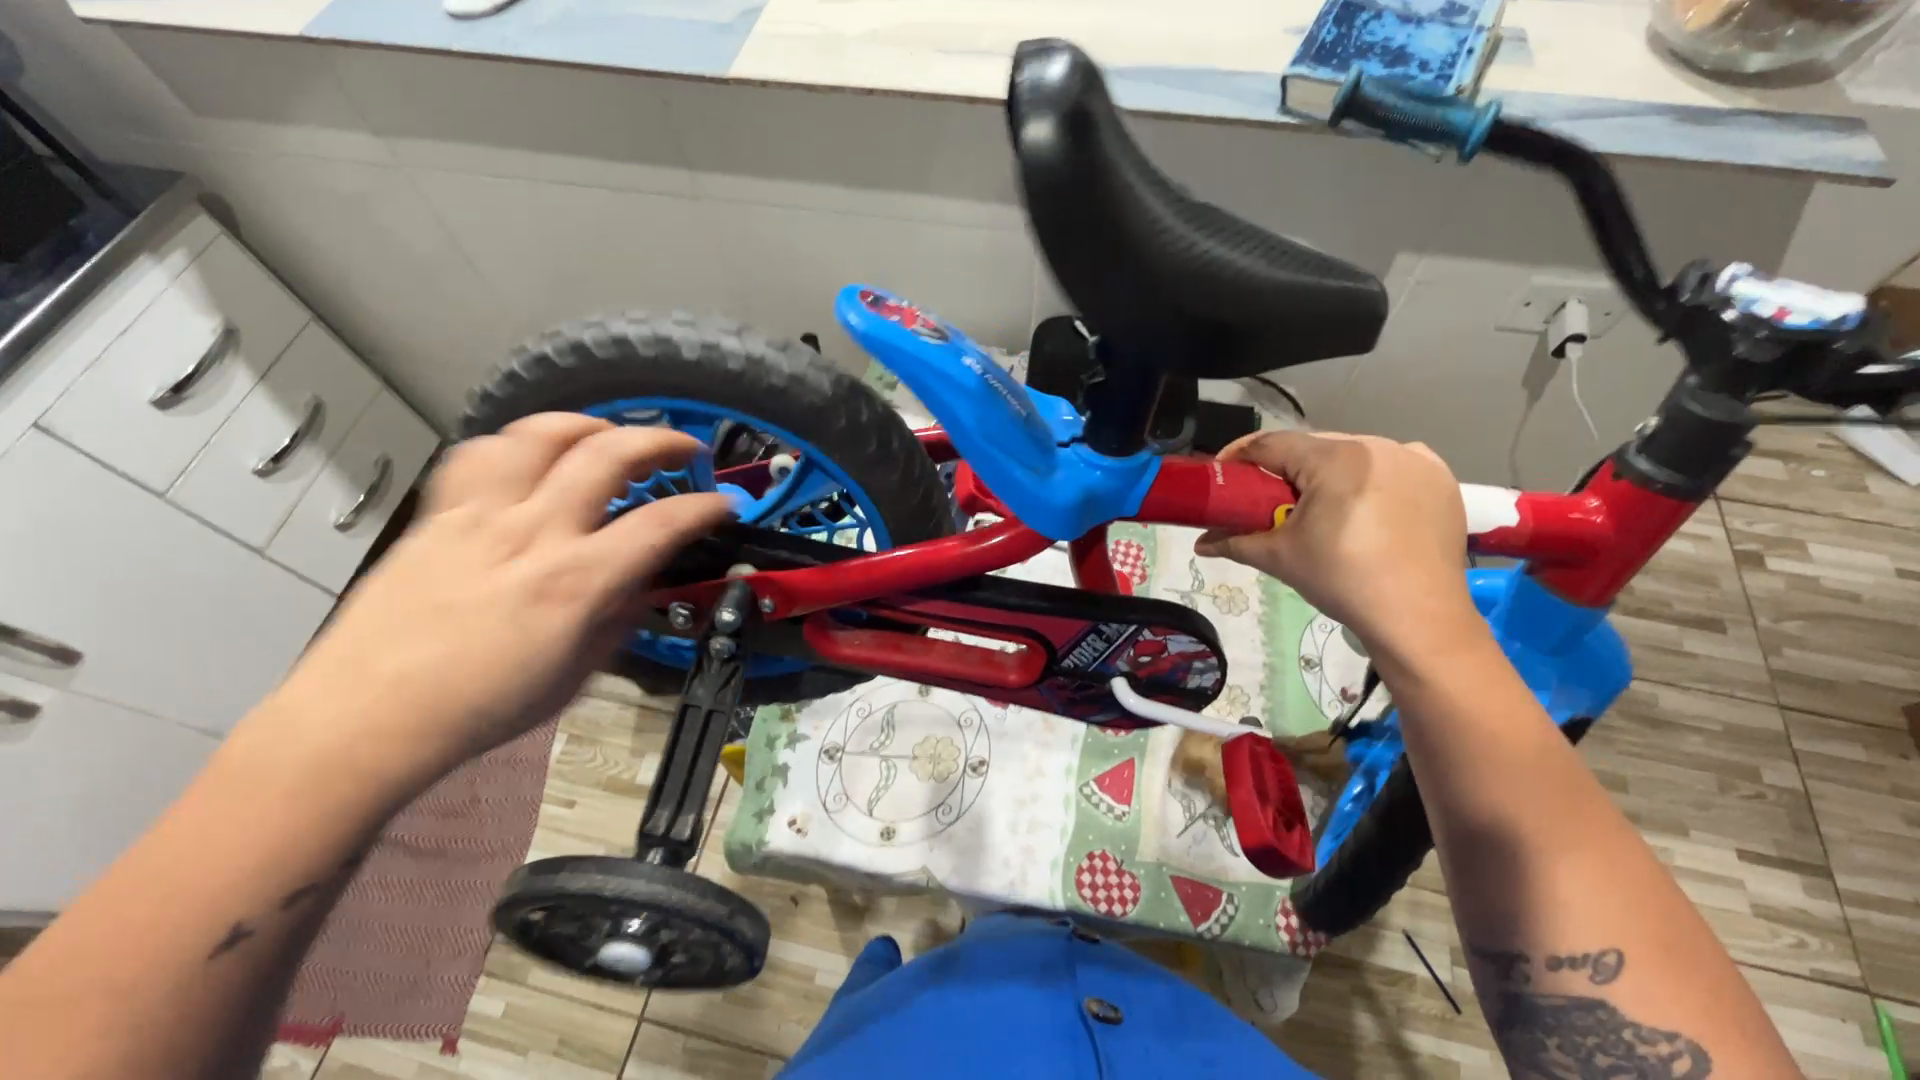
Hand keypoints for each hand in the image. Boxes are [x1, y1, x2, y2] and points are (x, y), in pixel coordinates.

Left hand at [264, 413, 732, 780]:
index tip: (723, 505)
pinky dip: (517, 442)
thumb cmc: (482, 708)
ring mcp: (480, 516)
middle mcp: (533, 535)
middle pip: (608, 454)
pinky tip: (530, 457)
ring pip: (540, 434)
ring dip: (588, 425)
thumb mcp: (575, 676)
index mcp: (575, 584)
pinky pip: (481, 453)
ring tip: (607, 437)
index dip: (705, 507)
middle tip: (682, 451)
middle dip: (661, 441)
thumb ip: (615, 620)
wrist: (369, 714)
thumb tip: (640, 584)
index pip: (661, 525)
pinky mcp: (439, 513)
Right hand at [1195, 431, 1477, 655]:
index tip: (1223, 475)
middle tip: (1268, 500)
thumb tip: (1201, 544)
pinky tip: (1363, 507)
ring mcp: (1415, 459)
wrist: (1420, 619)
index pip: (1272, 443)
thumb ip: (1235, 541)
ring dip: (1329, 474)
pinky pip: (1392, 466)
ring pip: (1354, 454)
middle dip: (1286, 469)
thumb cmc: (1344, 582)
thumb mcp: (1281, 558)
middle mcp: (1378, 446)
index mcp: (1336, 459)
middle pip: (1314, 447)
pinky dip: (1371, 480)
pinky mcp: (1440, 478)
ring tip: (1317, 509)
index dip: (1240, 456)